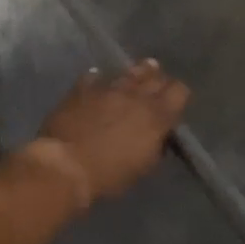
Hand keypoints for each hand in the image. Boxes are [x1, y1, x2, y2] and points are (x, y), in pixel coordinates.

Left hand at [31, 60, 189, 200]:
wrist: (66, 164)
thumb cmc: (108, 175)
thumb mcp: (143, 167)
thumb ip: (155, 145)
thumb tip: (158, 135)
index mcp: (155, 116)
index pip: (178, 92)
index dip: (179, 93)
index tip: (176, 99)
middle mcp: (134, 96)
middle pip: (154, 78)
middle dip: (159, 80)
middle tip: (159, 83)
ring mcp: (107, 89)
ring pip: (128, 73)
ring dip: (136, 72)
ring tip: (143, 68)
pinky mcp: (82, 89)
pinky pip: (95, 77)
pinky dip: (100, 79)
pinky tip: (99, 79)